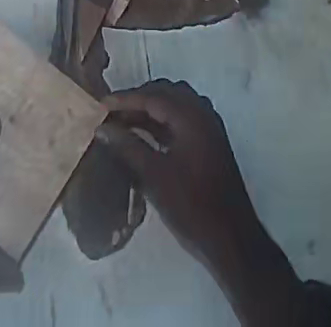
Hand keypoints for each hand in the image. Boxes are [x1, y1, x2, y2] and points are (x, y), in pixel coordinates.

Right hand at [96, 80, 305, 325]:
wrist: (230, 237)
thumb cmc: (190, 204)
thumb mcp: (154, 175)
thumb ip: (128, 146)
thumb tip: (103, 128)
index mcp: (191, 116)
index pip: (152, 96)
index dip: (125, 99)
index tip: (100, 104)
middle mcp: (202, 113)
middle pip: (165, 93)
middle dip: (138, 99)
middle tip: (112, 112)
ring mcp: (209, 126)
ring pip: (175, 104)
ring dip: (150, 109)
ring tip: (124, 122)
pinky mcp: (210, 141)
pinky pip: (183, 119)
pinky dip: (163, 121)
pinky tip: (145, 135)